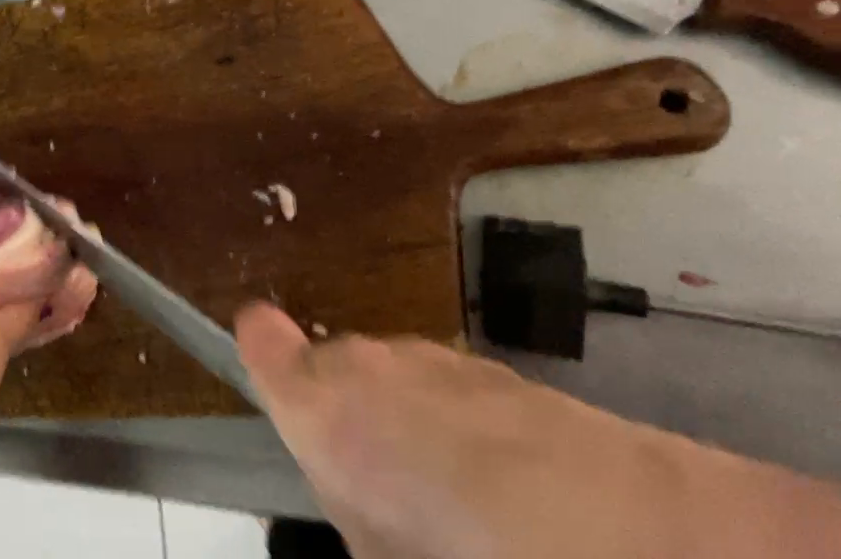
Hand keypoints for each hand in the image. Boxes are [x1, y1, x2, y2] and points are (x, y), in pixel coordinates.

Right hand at [235, 302, 840, 558]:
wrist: (615, 528)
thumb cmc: (453, 548)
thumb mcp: (370, 548)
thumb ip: (343, 504)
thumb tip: (355, 499)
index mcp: (312, 402)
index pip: (256, 335)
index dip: (260, 348)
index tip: (274, 378)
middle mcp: (360, 363)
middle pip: (333, 366)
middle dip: (350, 407)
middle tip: (386, 476)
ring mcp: (430, 360)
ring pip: (398, 378)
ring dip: (412, 416)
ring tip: (462, 488)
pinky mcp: (497, 370)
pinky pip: (456, 390)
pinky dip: (469, 423)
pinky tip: (514, 483)